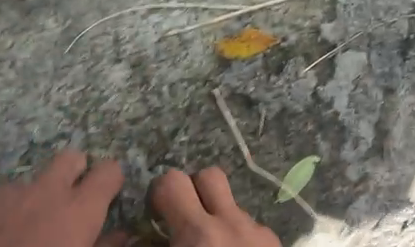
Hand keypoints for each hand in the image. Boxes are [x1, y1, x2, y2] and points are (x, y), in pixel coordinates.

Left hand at [0, 149, 126, 246]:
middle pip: (70, 158)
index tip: (104, 201)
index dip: (108, 184)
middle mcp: (42, 192)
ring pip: (21, 187)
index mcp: (76, 210)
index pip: (110, 170)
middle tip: (62, 207)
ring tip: (9, 240)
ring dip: (23, 206)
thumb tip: (123, 236)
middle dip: (71, 175)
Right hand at [149, 167, 280, 246]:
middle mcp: (231, 222)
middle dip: (192, 189)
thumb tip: (140, 236)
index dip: (158, 192)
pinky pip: (249, 225)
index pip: (172, 182)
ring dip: (216, 217)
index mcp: (198, 234)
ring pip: (232, 203)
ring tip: (208, 244)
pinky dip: (236, 236)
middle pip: (210, 174)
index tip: (153, 211)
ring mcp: (256, 229)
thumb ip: (155, 245)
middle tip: (182, 218)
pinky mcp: (273, 239)